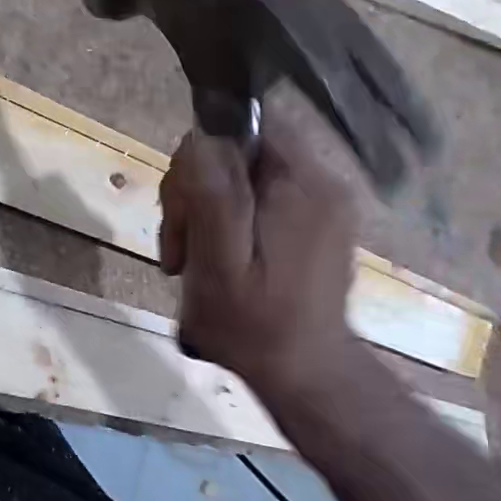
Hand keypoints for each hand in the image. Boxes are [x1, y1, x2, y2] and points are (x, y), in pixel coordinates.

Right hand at [159, 121, 361, 390]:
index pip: (241, 127)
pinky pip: (254, 196)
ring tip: (190, 261)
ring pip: (237, 174)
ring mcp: (319, 202)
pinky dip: (224, 220)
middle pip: (234, 151)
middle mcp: (318, 182)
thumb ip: (213, 197)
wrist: (304, 374)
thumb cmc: (253, 324)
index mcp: (300, 185)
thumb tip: (200, 139)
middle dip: (193, 193)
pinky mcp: (312, 221)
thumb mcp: (220, 263)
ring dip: (202, 211)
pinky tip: (214, 258)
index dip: (198, 159)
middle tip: (180, 249)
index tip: (181, 211)